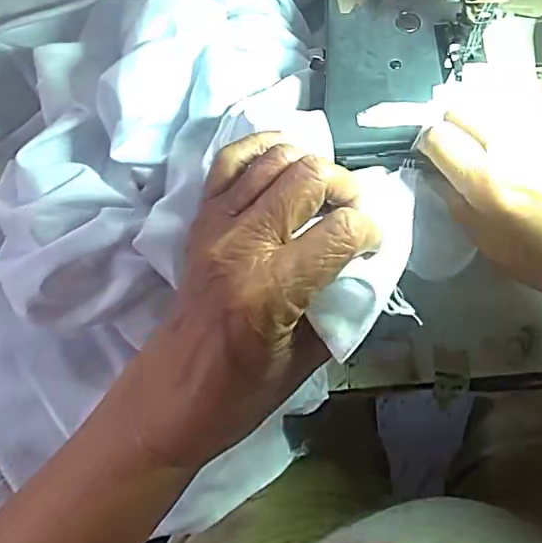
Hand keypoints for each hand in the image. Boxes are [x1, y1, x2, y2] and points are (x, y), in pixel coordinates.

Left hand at [110, 133, 379, 470]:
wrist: (168, 395)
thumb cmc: (240, 392)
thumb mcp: (307, 359)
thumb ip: (340, 303)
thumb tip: (367, 260)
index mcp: (271, 290)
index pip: (340, 232)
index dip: (370, 230)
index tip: (373, 240)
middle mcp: (242, 245)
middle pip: (310, 178)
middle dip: (346, 188)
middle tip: (353, 209)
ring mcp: (216, 224)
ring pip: (276, 160)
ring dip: (312, 165)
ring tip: (324, 189)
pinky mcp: (201, 217)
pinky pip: (231, 159)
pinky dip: (263, 147)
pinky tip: (285, 157)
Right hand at [418, 106, 541, 330]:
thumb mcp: (498, 253)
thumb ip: (461, 209)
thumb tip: (440, 177)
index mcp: (492, 183)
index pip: (437, 136)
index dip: (427, 143)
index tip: (431, 153)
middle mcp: (515, 145)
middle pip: (459, 104)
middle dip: (449, 120)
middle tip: (455, 143)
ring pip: (491, 98)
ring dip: (479, 114)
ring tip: (486, 139)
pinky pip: (525, 110)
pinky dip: (513, 121)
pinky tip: (527, 147)